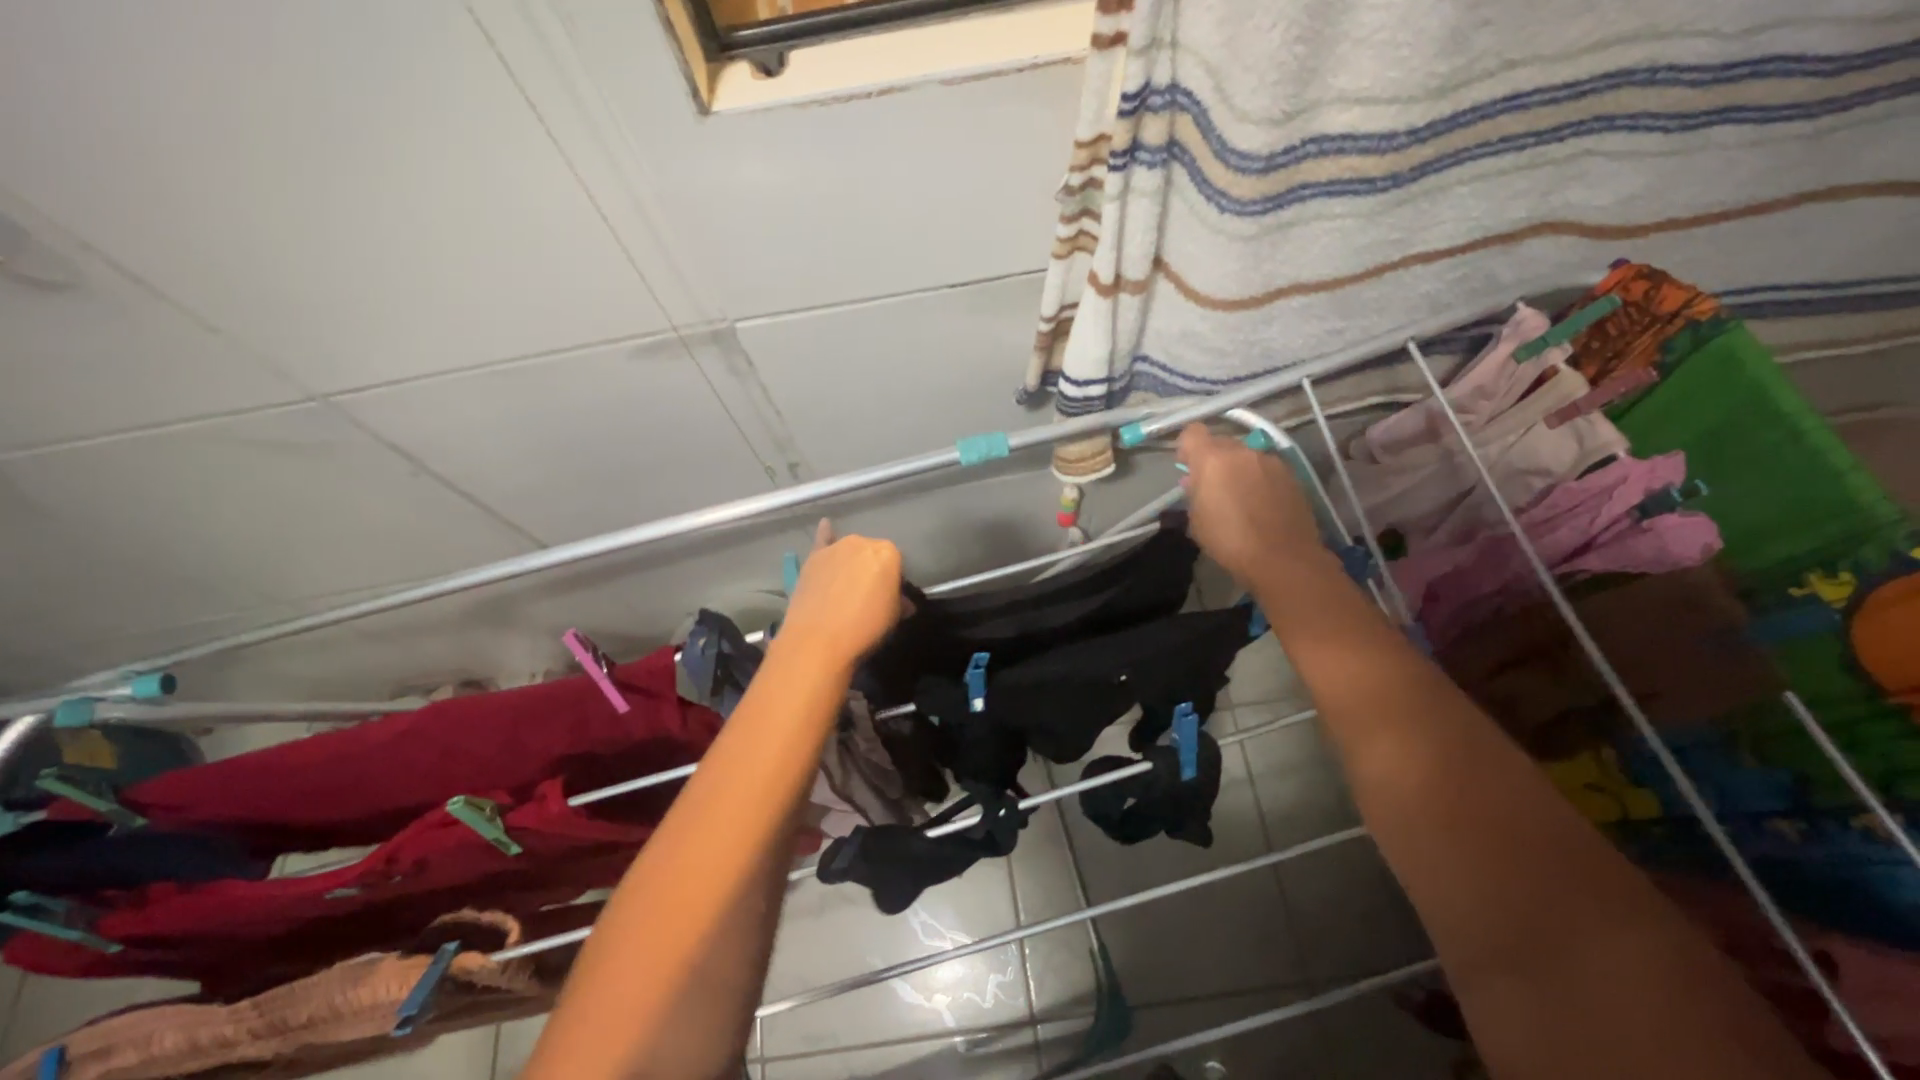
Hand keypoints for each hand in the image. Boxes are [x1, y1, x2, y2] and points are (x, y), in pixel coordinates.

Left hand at [778, 520, 903, 667]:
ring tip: (847, 585)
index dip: (894, 581)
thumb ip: (900, 603)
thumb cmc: (865, 627)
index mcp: (889, 553)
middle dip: (873, 570)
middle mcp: (862, 542)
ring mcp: (835, 547)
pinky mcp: (813, 557)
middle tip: (869, 595)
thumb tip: (904, 603)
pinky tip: (825, 525)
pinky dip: (825, 534)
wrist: (818, 638)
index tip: (889, 598)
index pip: (897, 563)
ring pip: (850, 551)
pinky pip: (823, 540)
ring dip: (852, 562)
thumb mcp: (893, 617)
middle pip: (873, 554)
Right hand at [1176, 423, 1326, 584]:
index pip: (1193, 432)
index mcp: (1213, 459)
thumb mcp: (1197, 520)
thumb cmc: (1230, 541)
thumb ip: (1194, 492)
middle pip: (1221, 443)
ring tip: (1240, 497)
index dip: (1186, 447)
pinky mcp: (1291, 474)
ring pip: (1246, 456)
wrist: (1283, 558)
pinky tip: (1261, 504)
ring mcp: (1271, 461)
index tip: (1186, 466)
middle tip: (1212, 486)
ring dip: (1238, 469)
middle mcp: (1243, 451)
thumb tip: (1195, 481)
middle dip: (1213, 459)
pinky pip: (1266, 469)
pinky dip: (1259, 479)